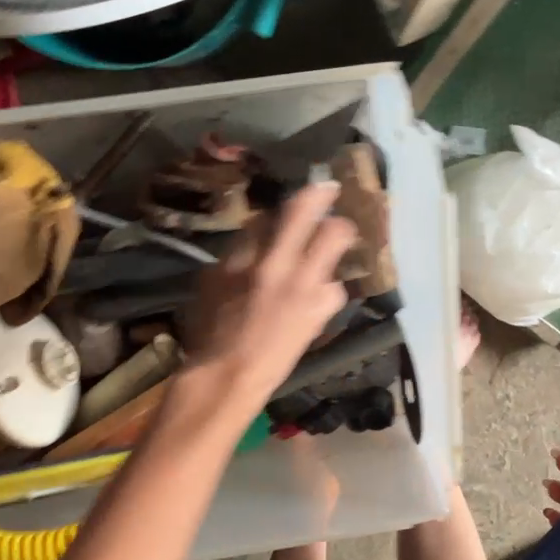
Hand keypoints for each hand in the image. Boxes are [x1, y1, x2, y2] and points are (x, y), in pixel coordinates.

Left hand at [181, 182, 355, 403]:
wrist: (222, 372)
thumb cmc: (274, 358)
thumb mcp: (311, 329)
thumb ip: (324, 298)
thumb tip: (330, 279)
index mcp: (303, 283)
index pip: (333, 233)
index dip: (342, 223)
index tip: (344, 222)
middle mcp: (273, 264)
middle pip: (297, 210)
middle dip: (315, 194)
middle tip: (323, 187)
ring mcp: (240, 262)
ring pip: (261, 222)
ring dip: (275, 220)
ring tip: (280, 225)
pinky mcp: (215, 268)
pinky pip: (237, 247)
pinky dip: (248, 250)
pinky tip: (249, 262)